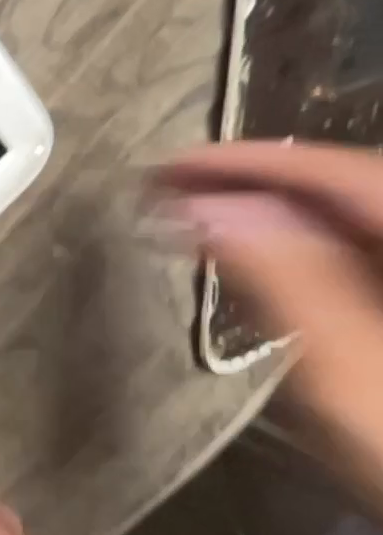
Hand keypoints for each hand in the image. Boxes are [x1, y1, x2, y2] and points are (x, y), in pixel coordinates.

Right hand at [157, 141, 382, 479]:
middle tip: (173, 183)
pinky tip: (264, 244)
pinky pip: (365, 242)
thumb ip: (286, 282)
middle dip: (262, 180)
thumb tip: (205, 207)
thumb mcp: (349, 371)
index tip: (172, 166)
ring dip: (279, 205)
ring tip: (201, 207)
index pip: (352, 178)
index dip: (259, 163)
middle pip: (359, 189)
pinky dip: (308, 234)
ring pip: (361, 215)